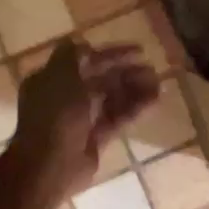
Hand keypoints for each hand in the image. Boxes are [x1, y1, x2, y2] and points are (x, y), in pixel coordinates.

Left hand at [14, 41, 159, 192]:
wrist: (50, 165)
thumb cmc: (54, 116)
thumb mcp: (60, 76)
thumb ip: (72, 56)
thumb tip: (85, 43)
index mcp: (52, 79)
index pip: (84, 60)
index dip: (111, 53)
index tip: (139, 51)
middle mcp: (65, 97)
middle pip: (100, 79)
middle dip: (126, 73)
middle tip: (152, 70)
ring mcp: (80, 119)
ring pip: (111, 99)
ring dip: (134, 90)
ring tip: (158, 85)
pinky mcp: (94, 138)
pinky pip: (116, 118)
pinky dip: (133, 109)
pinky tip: (154, 101)